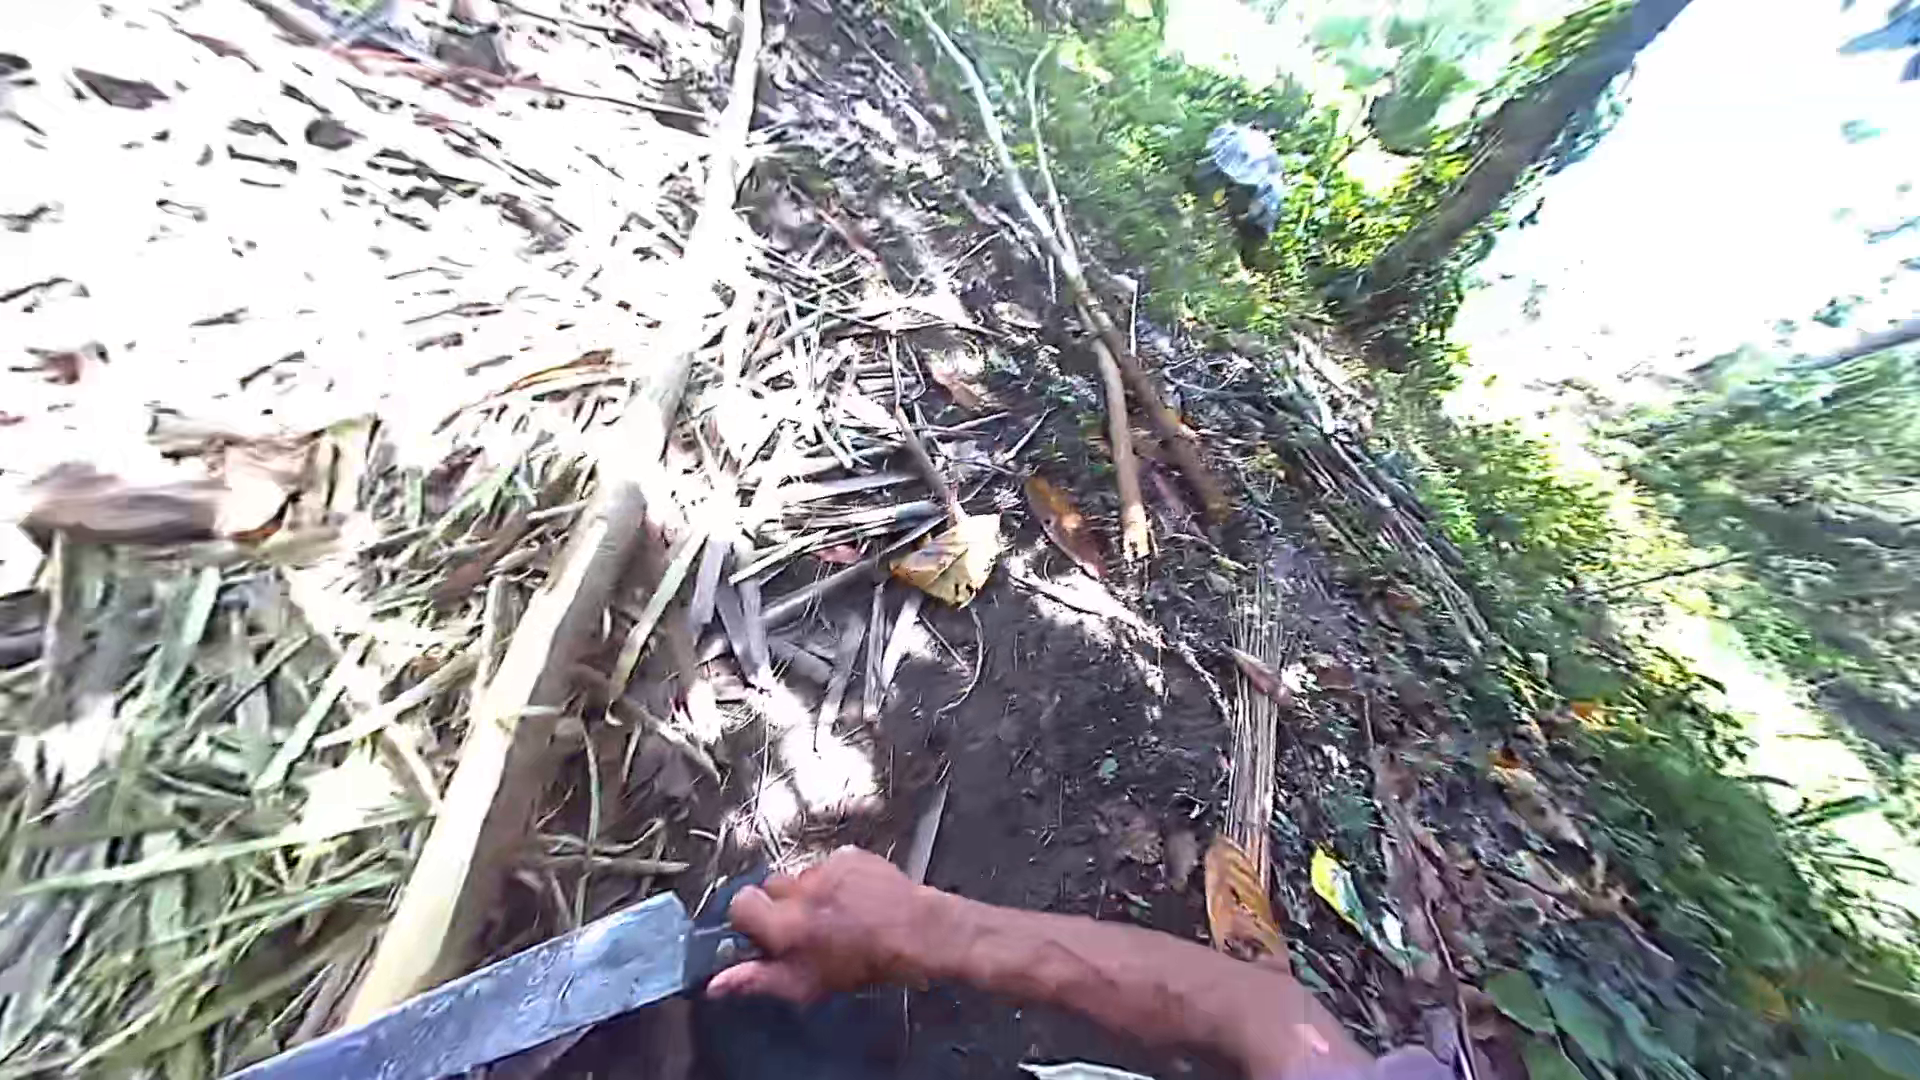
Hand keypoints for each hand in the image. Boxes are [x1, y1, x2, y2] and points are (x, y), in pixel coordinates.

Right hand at [706, 846, 942, 1001]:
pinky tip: (852, 895)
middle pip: (771, 884)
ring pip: (802, 874)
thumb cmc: (860, 963)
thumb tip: (717, 982)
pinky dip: (834, 876)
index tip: (760, 926)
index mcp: (787, 924)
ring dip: (809, 890)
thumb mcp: (805, 985)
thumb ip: (757, 980)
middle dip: (779, 902)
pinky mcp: (849, 852)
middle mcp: (803, 889)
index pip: (741, 901)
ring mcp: (828, 866)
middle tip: (799, 922)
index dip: (747, 914)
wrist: (912, 930)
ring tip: (833, 910)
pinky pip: (829, 862)